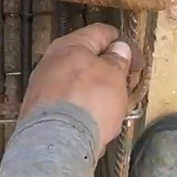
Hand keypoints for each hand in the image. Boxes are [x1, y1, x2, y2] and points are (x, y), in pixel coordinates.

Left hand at [21, 23, 135, 145]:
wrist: (56, 144)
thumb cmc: (90, 103)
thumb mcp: (114, 77)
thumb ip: (118, 60)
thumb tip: (118, 48)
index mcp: (69, 45)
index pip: (102, 32)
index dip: (125, 44)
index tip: (138, 63)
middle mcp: (50, 61)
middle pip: (85, 58)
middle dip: (108, 70)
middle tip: (125, 86)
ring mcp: (41, 87)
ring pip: (76, 82)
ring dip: (95, 91)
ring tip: (111, 109)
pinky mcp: (38, 112)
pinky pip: (66, 104)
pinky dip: (81, 108)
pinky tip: (92, 123)